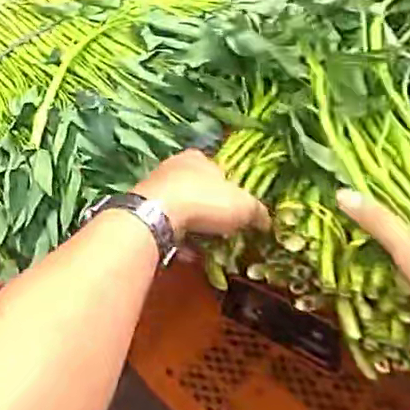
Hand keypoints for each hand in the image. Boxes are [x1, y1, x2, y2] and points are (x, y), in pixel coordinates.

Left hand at [134, 150, 269, 236]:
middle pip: (198, 188)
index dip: (230, 187)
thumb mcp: (244, 205)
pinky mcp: (145, 206)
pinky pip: (168, 223)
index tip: (239, 207)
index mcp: (197, 158)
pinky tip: (189, 250)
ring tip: (210, 244)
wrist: (158, 213)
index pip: (217, 168)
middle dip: (211, 209)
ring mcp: (155, 185)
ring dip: (195, 225)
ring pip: (182, 207)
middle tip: (226, 229)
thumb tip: (264, 220)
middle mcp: (173, 166)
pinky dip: (178, 235)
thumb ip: (257, 211)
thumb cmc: (204, 200)